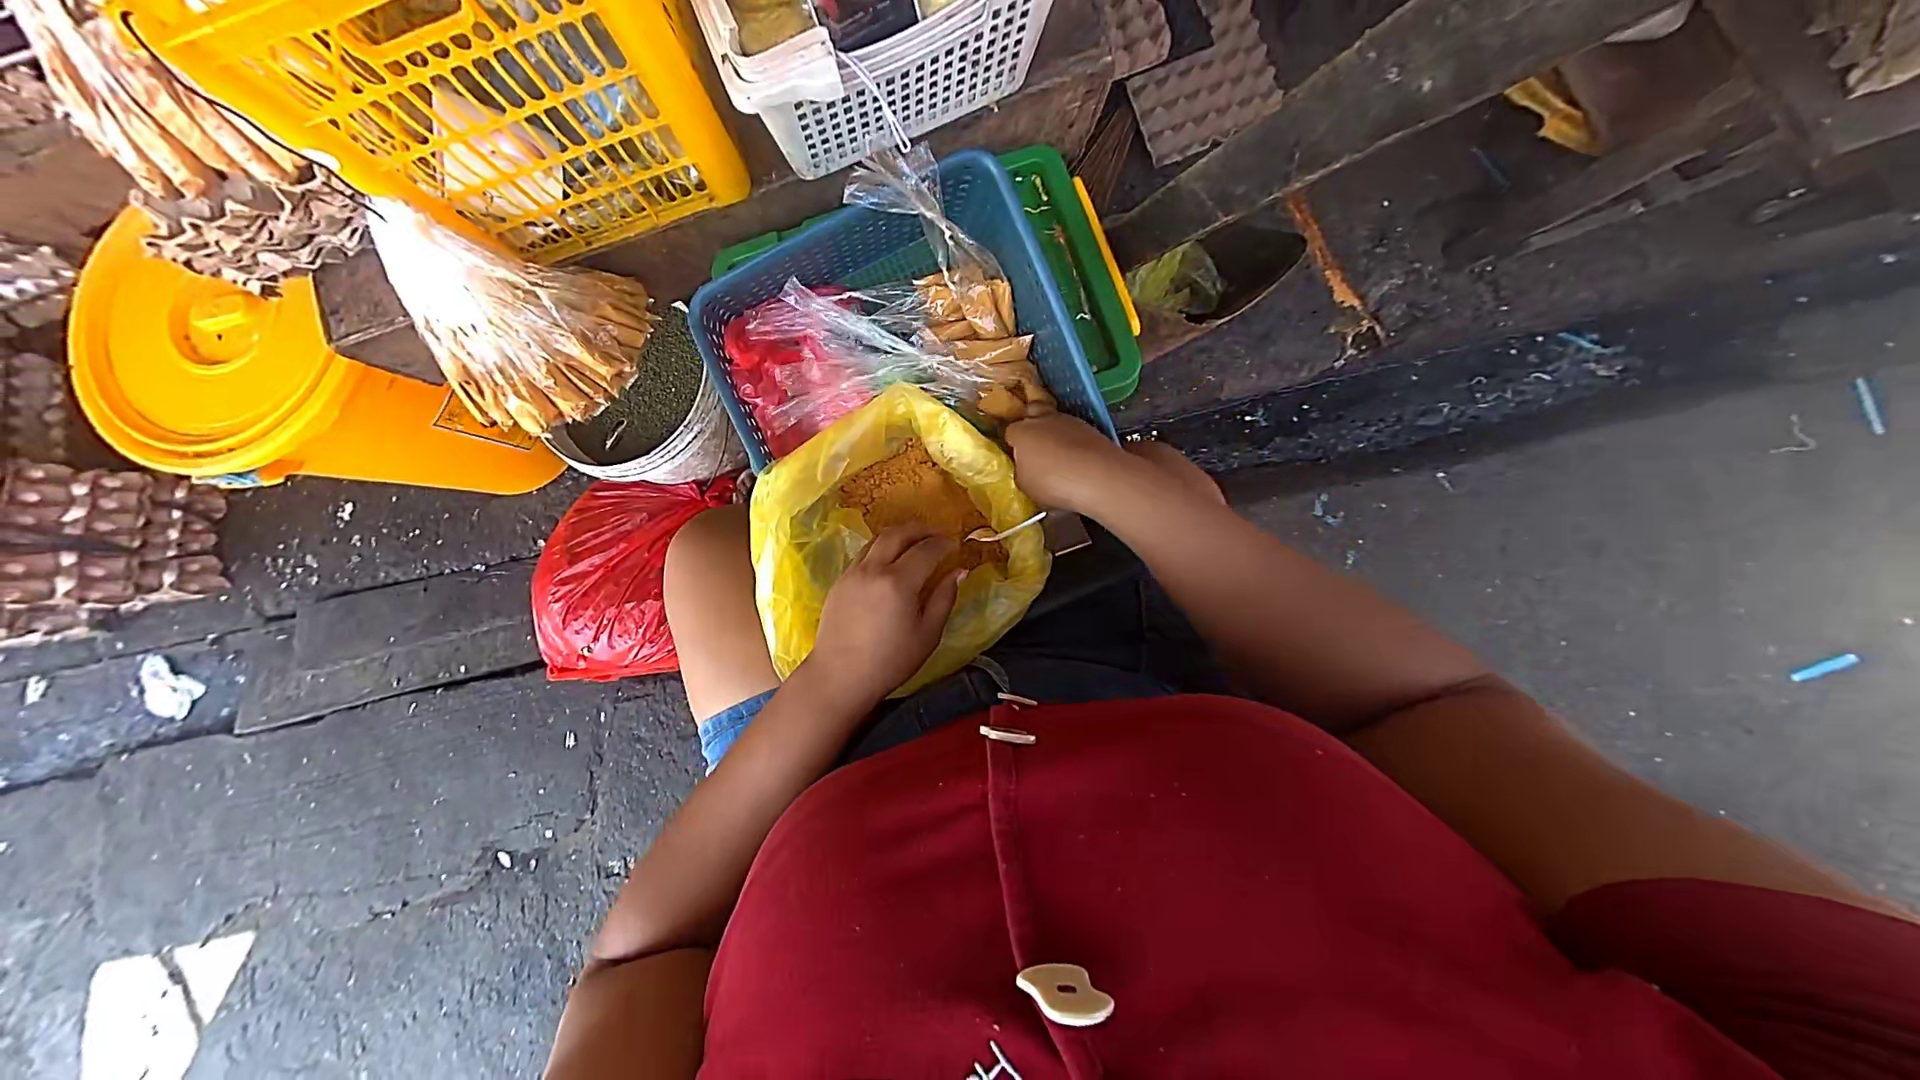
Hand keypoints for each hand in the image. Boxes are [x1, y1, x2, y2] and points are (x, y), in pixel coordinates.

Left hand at [801, 525, 964, 706]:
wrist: (840, 676)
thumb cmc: (890, 661)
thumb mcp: (928, 634)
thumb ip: (944, 598)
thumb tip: (959, 572)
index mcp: (898, 582)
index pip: (926, 549)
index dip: (944, 543)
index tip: (955, 545)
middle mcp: (873, 569)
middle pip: (898, 533)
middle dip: (921, 530)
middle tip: (937, 535)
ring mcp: (853, 572)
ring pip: (877, 540)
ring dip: (899, 535)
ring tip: (915, 544)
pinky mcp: (840, 581)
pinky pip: (864, 554)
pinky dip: (881, 549)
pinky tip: (890, 562)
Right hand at [1004, 413, 1151, 515]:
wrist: (1098, 476)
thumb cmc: (1052, 482)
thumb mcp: (1025, 486)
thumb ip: (1021, 472)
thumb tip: (1024, 469)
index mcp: (1021, 432)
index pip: (1010, 432)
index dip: (1011, 444)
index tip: (1014, 458)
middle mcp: (1044, 420)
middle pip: (1033, 412)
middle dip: (1031, 425)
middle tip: (1033, 447)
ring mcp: (1070, 422)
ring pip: (1057, 422)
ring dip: (1055, 435)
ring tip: (1058, 459)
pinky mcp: (1092, 429)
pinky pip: (1076, 434)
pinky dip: (1074, 444)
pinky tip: (1076, 462)